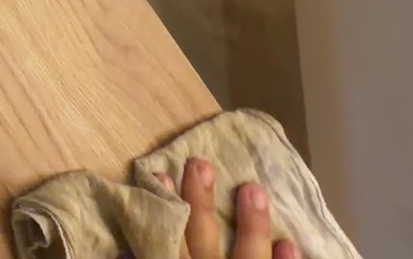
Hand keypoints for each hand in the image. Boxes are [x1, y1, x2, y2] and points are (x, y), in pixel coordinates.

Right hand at [158, 158, 299, 258]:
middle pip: (203, 234)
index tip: (161, 173)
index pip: (168, 234)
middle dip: (201, 198)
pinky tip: (290, 244)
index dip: (166, 204)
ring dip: (252, 223)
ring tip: (254, 189)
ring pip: (248, 254)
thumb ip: (155, 250)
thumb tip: (121, 240)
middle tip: (201, 163)